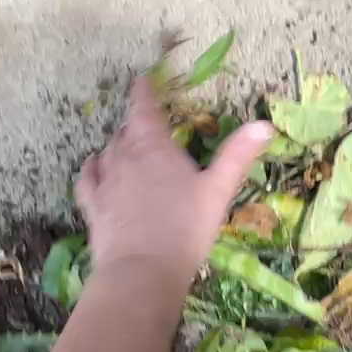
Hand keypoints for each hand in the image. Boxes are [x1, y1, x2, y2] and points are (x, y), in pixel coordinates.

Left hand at [76, 76, 274, 292]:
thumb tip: (264, 124)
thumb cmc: (186, 228)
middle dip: (137, 124)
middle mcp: (124, 156)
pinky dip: (93, 167)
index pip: (144, 107)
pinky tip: (96, 168)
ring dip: (118, 145)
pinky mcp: (92, 206)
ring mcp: (105, 181)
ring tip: (129, 148)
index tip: (142, 79)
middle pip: (126, 129)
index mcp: (154, 146)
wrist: (142, 272)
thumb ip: (238, 155)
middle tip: (150, 125)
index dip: (143, 91)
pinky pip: (87, 177)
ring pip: (107, 151)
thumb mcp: (219, 190)